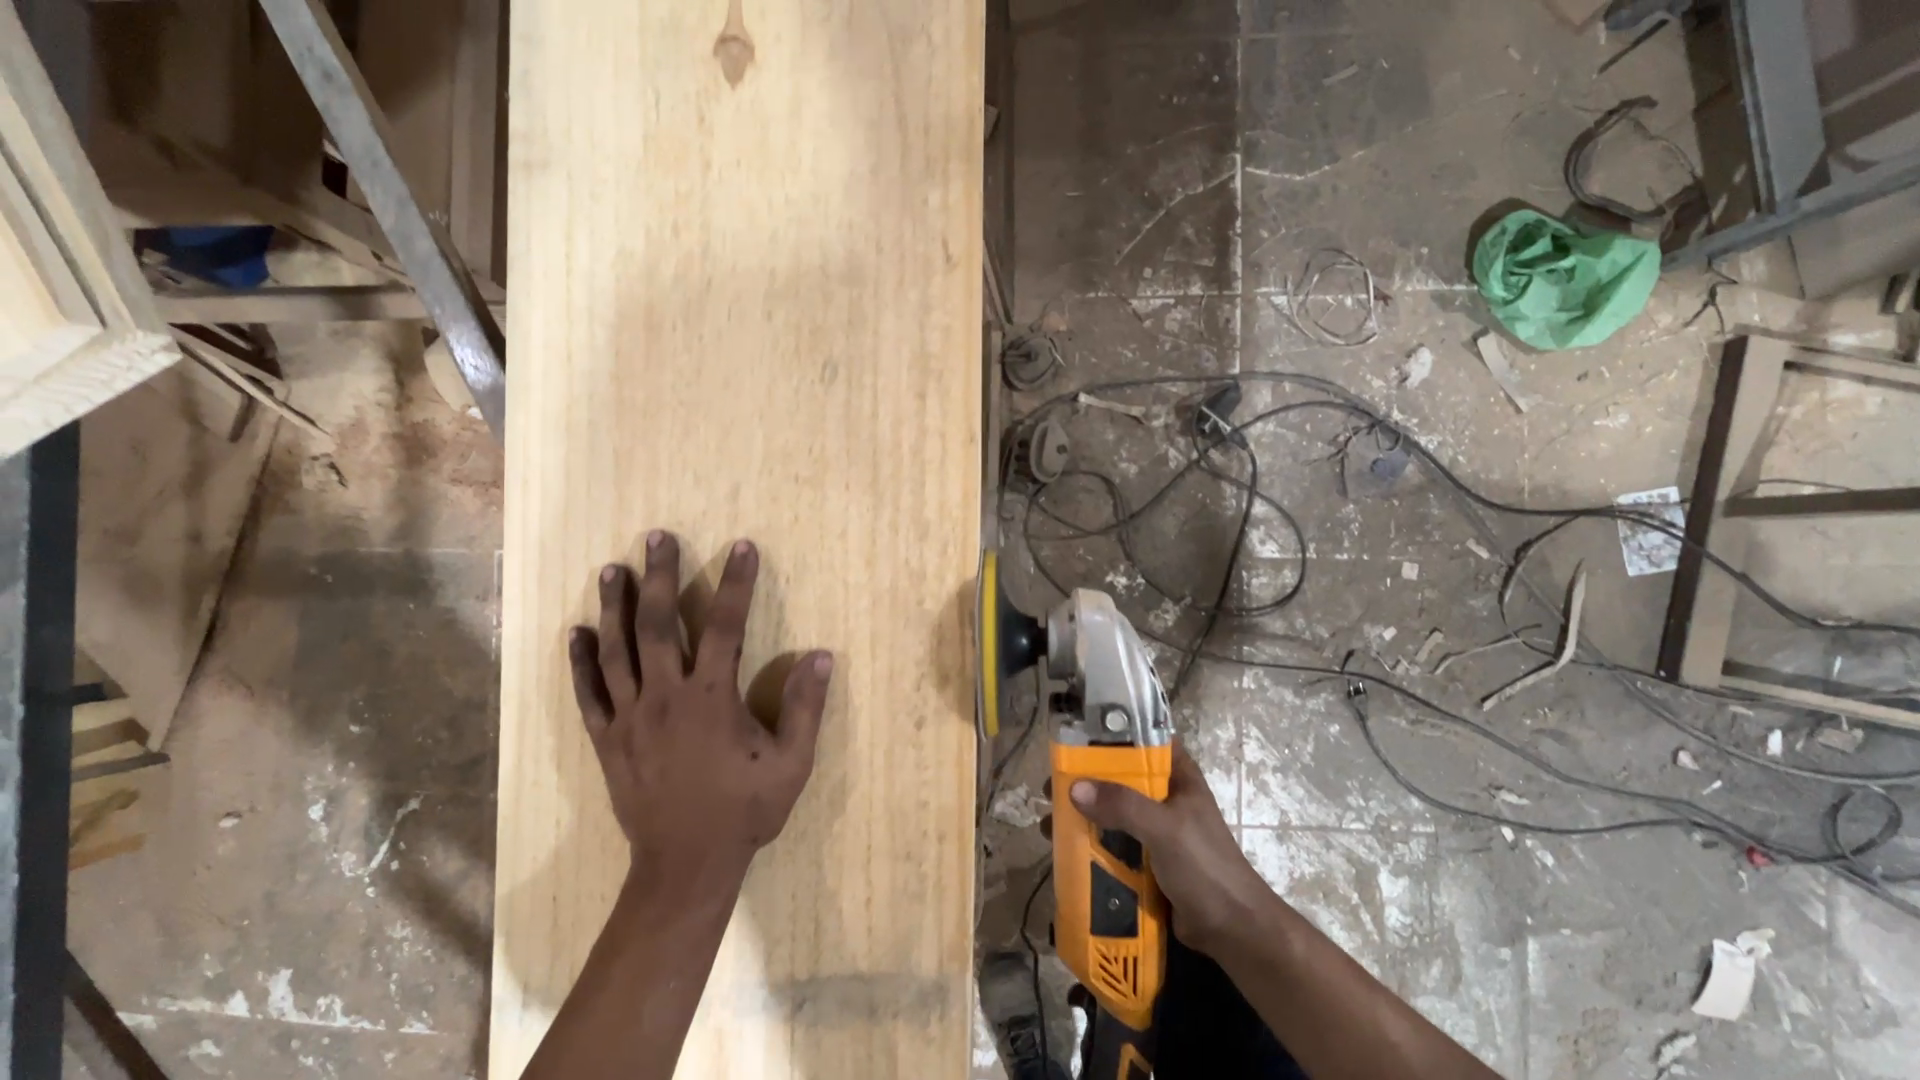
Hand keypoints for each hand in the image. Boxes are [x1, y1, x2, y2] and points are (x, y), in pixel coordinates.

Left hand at [568, 531, 833, 904]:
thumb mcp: (792, 764)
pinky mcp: (607, 739)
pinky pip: (589, 693)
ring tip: (612, 569)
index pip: (725, 626)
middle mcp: (666, 697)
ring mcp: (630, 717)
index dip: (735, 583)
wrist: (686, 864)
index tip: (741, 546)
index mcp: (712, 698)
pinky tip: (577, 632)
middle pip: (658, 624)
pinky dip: (581, 661)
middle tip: (657, 537)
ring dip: (614, 606)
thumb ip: (806, 708)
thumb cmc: (745, 811)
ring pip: (617, 650)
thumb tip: (820, 656)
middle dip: (659, 576)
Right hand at [1068, 742, 1273, 956]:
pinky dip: (1091, 846)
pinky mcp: (1149, 862)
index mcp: (1179, 778)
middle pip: (1119, 780)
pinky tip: (1065, 852)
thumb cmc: (1205, 867)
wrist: (1232, 929)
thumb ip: (1123, 806)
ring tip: (1048, 825)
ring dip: (1083, 818)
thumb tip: (1075, 789)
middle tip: (1050, 789)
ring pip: (1113, 815)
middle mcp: (1166, 798)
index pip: (1145, 741)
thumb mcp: (1164, 828)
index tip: (1073, 742)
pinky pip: (1114, 846)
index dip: (1111, 737)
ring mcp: (1157, 832)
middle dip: (1085, 784)